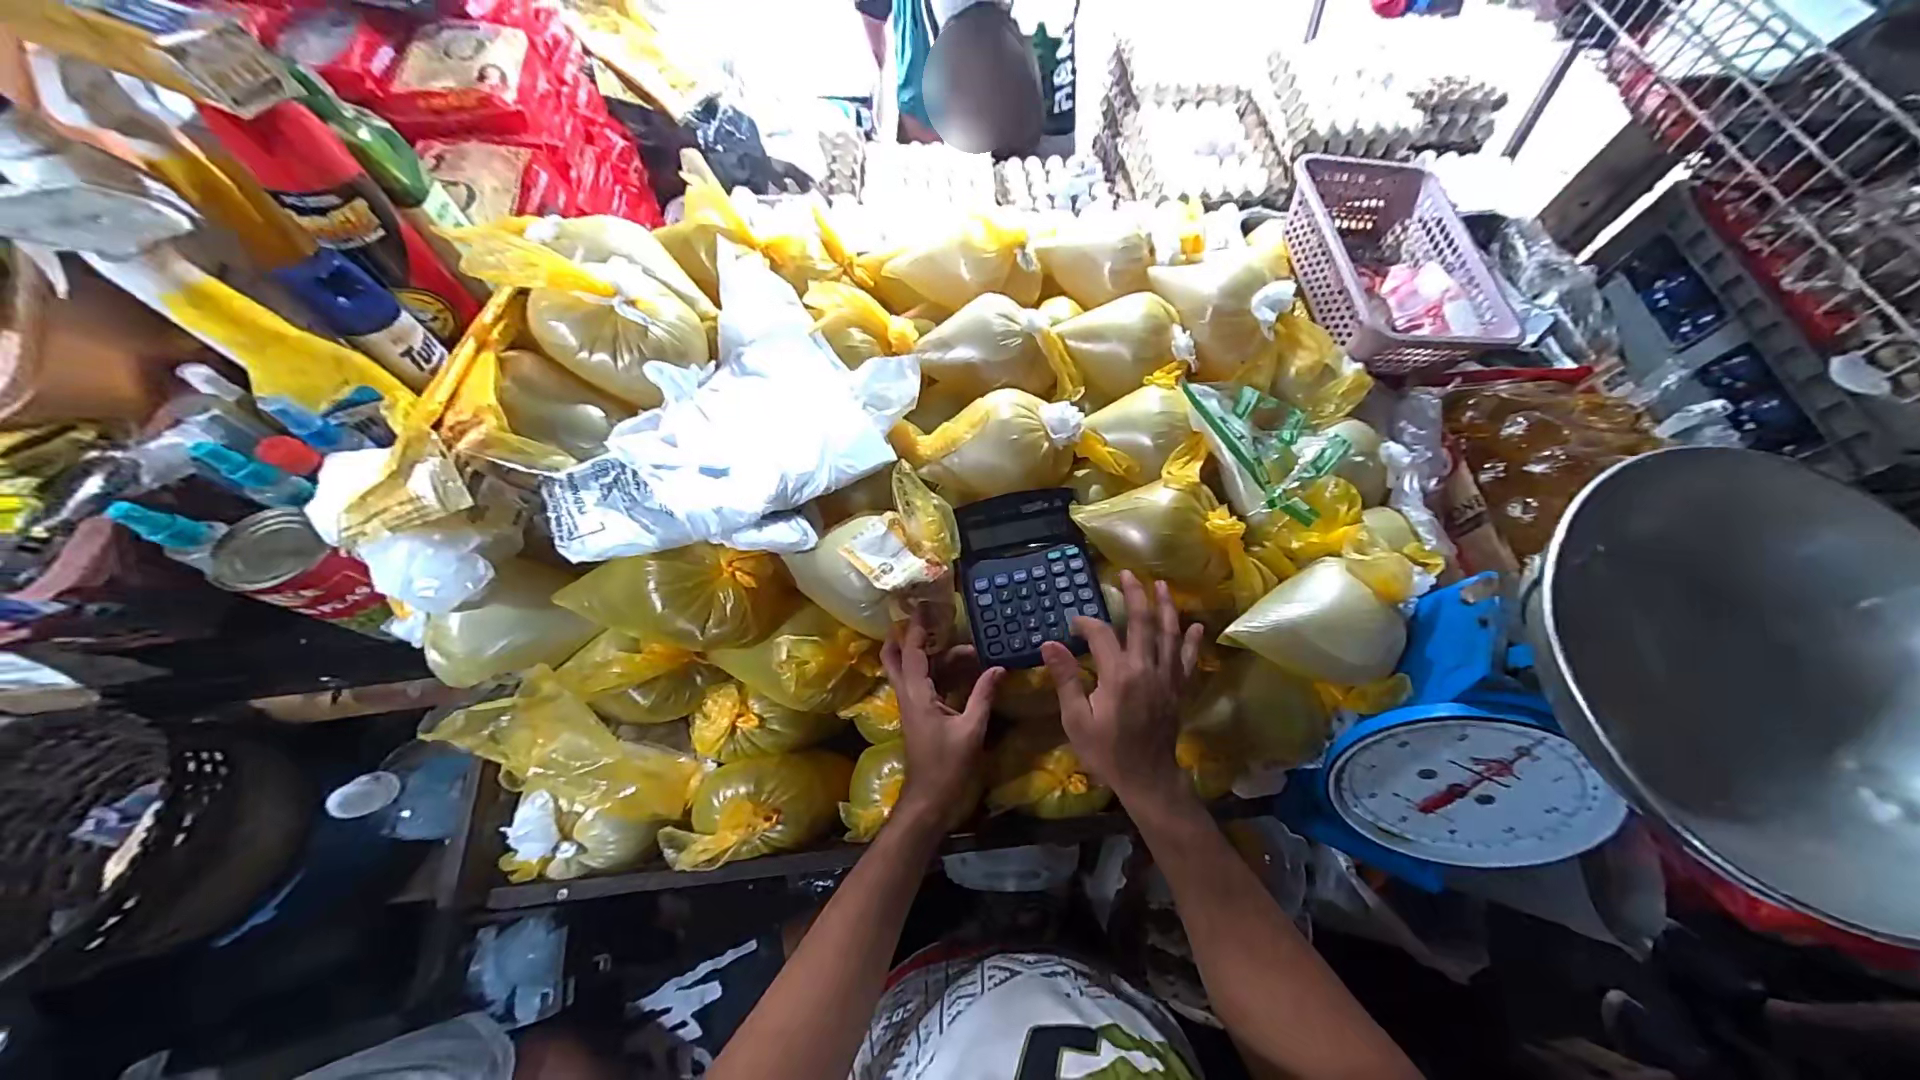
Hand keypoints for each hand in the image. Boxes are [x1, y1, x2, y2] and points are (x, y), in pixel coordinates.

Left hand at [879, 619, 1003, 834]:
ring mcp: (913, 706)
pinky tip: (963, 668)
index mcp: (917, 695)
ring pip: (915, 671)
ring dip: (934, 656)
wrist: (929, 800)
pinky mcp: (921, 715)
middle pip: (899, 658)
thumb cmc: (947, 766)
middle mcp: (909, 695)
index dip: (917, 629)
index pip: (913, 653)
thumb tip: (998, 667)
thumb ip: (983, 695)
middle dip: (908, 637)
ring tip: (965, 646)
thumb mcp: (971, 729)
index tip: (923, 606)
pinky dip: (940, 672)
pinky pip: (926, 684)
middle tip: (925, 618)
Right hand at [1039, 570, 1204, 808]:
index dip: (1086, 624)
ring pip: (1169, 634)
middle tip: (1128, 574)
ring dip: (1166, 607)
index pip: (1102, 635)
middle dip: (1135, 595)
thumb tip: (1050, 645)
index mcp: (1118, 675)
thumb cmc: (1106, 751)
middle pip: (1142, 623)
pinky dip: (1192, 640)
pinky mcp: (1178, 689)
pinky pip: (1188, 659)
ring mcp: (1166, 677)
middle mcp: (1146, 668)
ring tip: (1162, 585)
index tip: (1074, 624)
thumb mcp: (1076, 719)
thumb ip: (1066, 679)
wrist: (1147, 778)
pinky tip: (1195, 625)